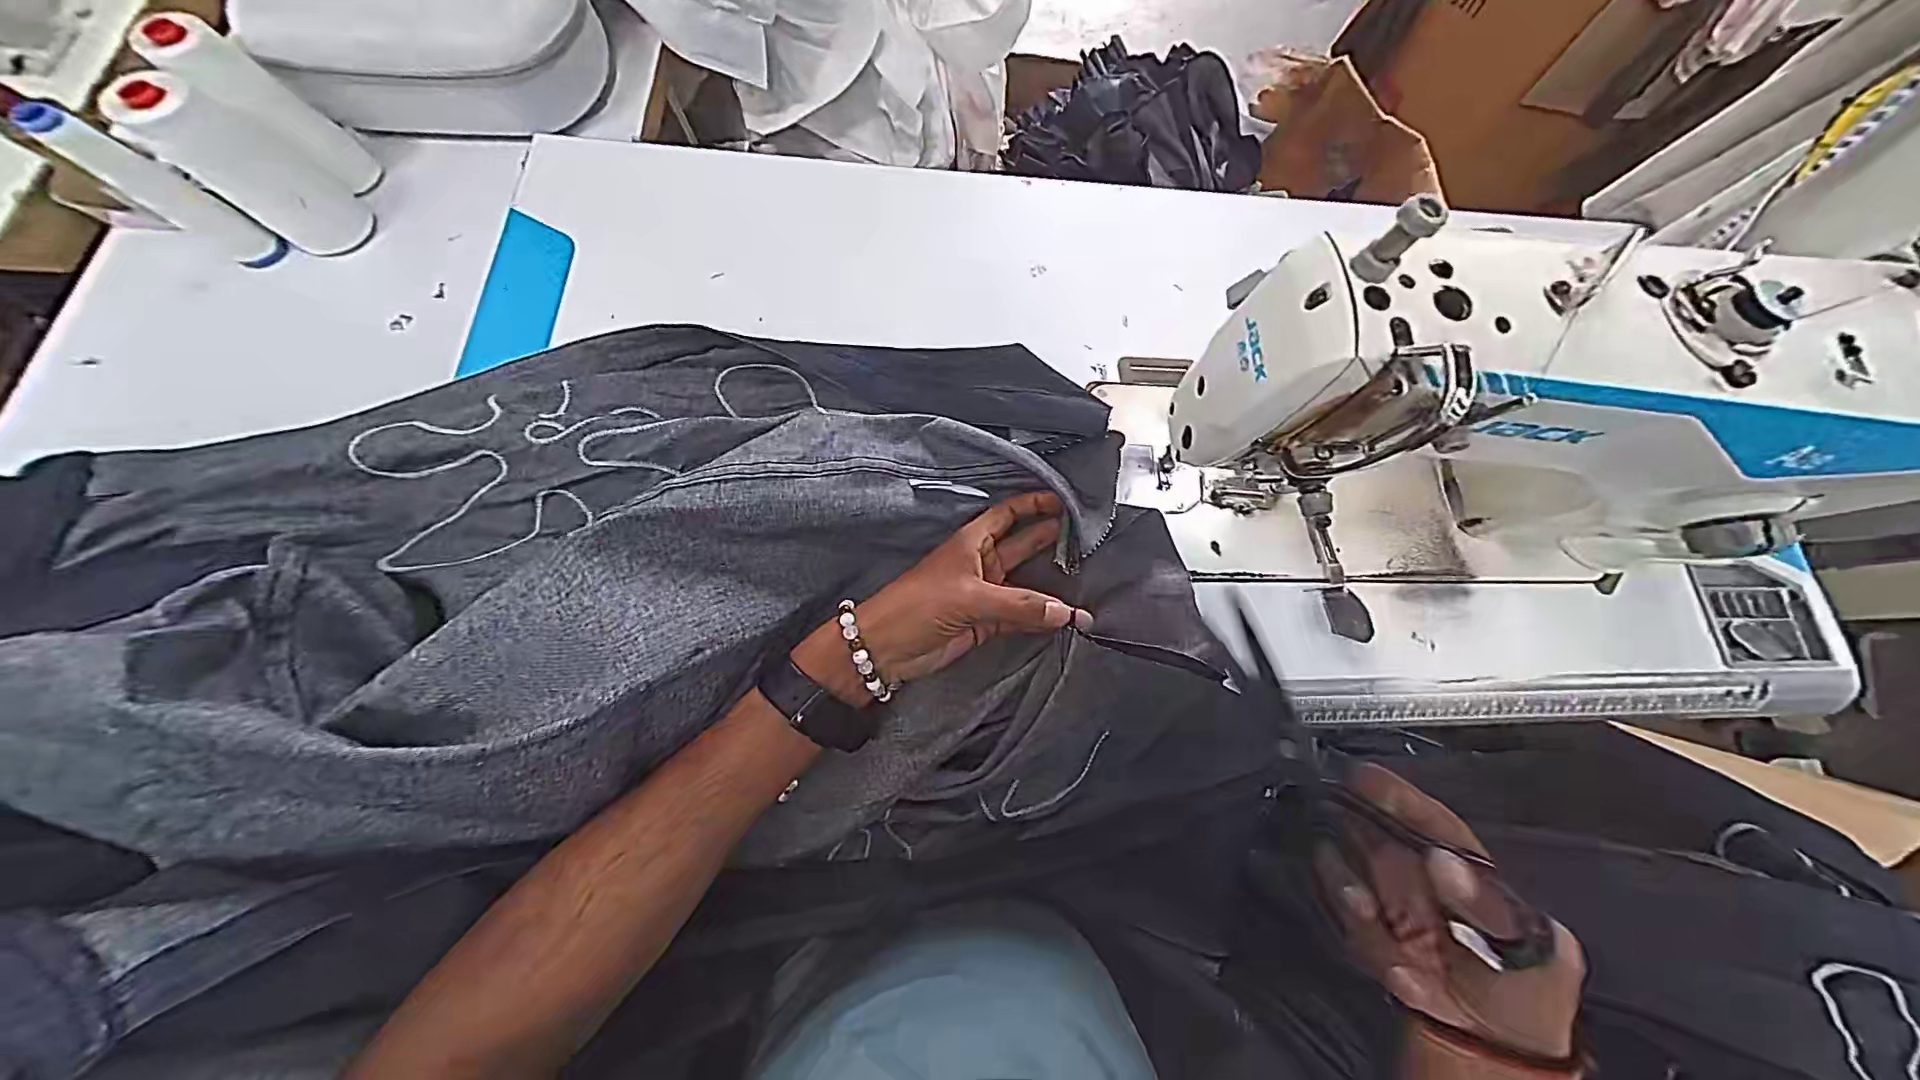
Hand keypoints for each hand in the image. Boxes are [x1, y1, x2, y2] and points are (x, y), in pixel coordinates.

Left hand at [791, 492, 1092, 705]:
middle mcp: (981, 563)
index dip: (1034, 505)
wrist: (885, 649)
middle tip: (1088, 539)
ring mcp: (985, 593)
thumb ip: (1019, 605)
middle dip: (1052, 541)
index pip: (1009, 514)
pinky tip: (1066, 618)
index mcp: (972, 542)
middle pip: (1023, 545)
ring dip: (1052, 585)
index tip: (1065, 502)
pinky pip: (1021, 615)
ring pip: (1027, 584)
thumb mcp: (969, 597)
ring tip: (1088, 578)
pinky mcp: (987, 622)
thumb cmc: (916, 606)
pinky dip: (1042, 618)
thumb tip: (1065, 613)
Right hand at [1314, 764, 1584, 1059]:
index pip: (1428, 820)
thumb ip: (1489, 906)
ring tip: (1364, 906)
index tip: (1365, 776)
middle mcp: (1415, 871)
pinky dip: (1356, 928)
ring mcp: (1384, 897)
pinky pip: (1343, 915)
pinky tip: (1384, 950)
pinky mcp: (1361, 927)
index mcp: (1461, 866)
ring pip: (1346, 867)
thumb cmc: (1524, 989)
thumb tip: (1443, 861)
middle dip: (1358, 834)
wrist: (1489, 1042)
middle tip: (1356, 845)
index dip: (1397, 795)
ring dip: (1346, 882)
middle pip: (1374, 834)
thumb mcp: (1535, 952)